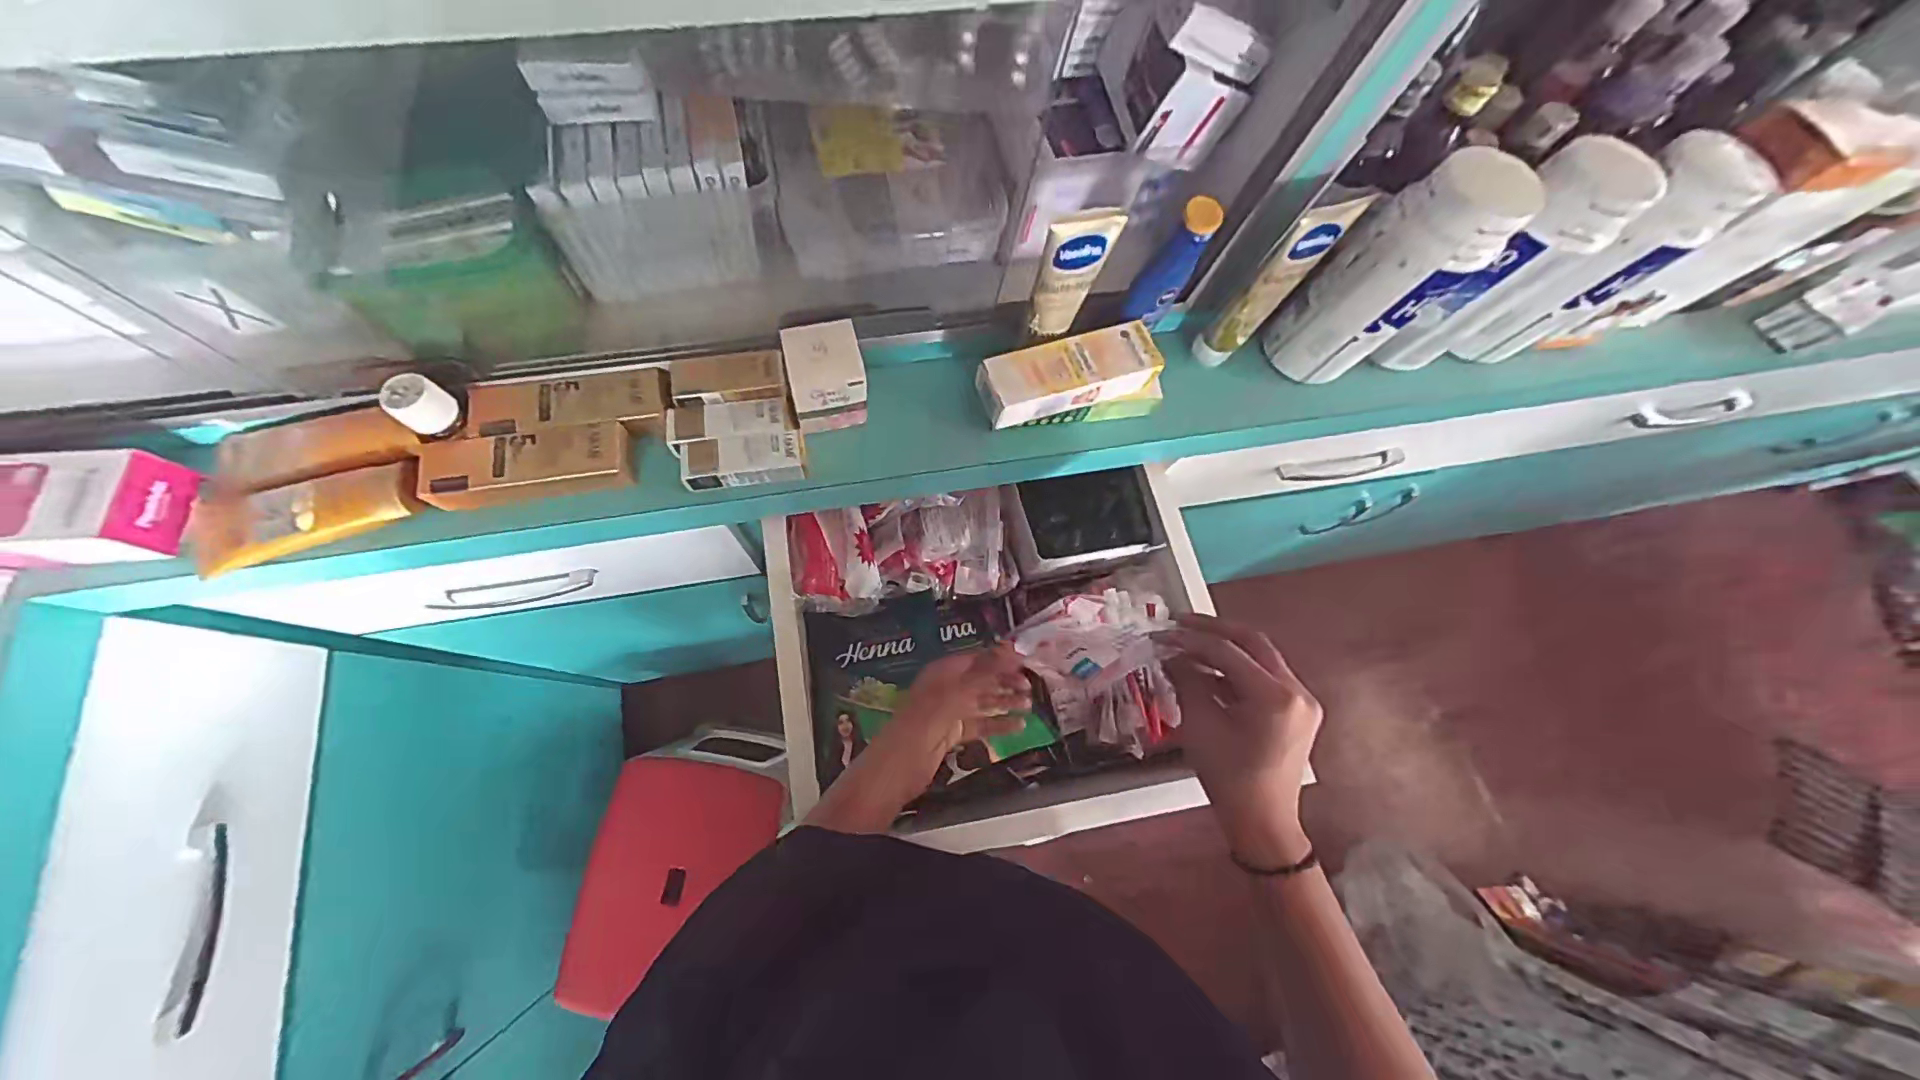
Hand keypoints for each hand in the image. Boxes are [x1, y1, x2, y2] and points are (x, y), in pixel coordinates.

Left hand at [884, 645, 1032, 755]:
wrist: (898, 766)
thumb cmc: (926, 721)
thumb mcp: (957, 692)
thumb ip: (986, 671)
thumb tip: (1012, 647)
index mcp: (943, 671)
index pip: (977, 658)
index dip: (1001, 658)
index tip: (1027, 661)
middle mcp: (946, 688)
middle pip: (981, 680)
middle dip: (1005, 681)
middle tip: (1031, 686)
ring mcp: (949, 712)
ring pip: (982, 703)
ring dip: (1005, 702)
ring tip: (1030, 704)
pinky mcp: (952, 734)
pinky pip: (979, 725)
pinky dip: (998, 724)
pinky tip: (1018, 726)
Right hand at [1161, 614, 1321, 867]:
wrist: (1262, 822)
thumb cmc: (1229, 779)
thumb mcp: (1200, 726)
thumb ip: (1187, 681)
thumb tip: (1172, 655)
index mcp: (1275, 697)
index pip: (1228, 651)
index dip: (1190, 640)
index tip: (1162, 634)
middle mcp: (1297, 691)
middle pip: (1252, 642)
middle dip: (1213, 631)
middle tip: (1180, 624)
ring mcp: (1303, 701)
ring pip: (1259, 657)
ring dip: (1224, 650)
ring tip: (1188, 649)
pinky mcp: (1299, 711)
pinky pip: (1264, 677)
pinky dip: (1236, 671)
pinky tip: (1208, 674)